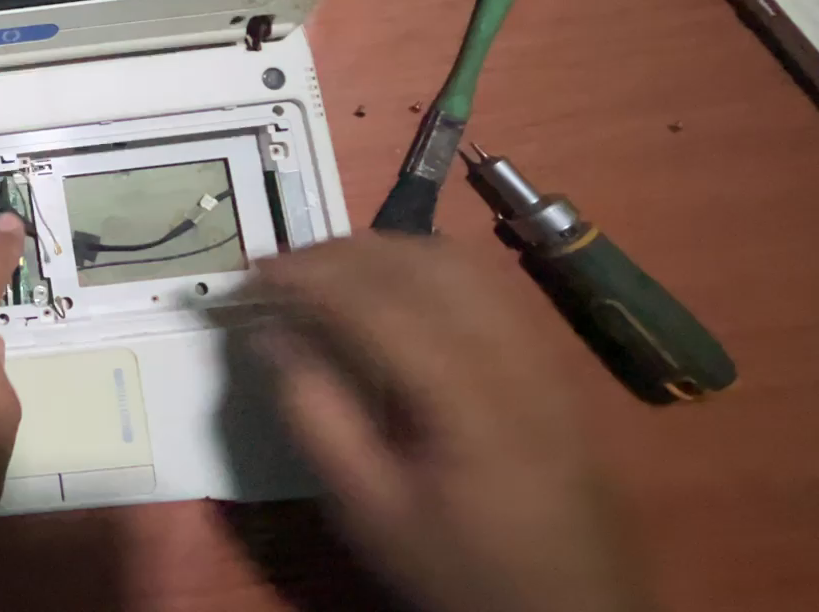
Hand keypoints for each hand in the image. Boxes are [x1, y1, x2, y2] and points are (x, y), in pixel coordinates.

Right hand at [257, 235, 647, 611]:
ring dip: (376, 250)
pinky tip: (382, 284)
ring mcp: (540, 354)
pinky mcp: (546, 358)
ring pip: (452, 260)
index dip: (308, 277)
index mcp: (470, 405)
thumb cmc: (454, 562)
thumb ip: (311, 415)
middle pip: (418, 265)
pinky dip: (416, 262)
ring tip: (324, 270)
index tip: (252, 274)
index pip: (378, 305)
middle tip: (279, 269)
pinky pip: (478, 279)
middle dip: (335, 254)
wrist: (573, 609)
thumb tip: (269, 331)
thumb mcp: (364, 507)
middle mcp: (515, 361)